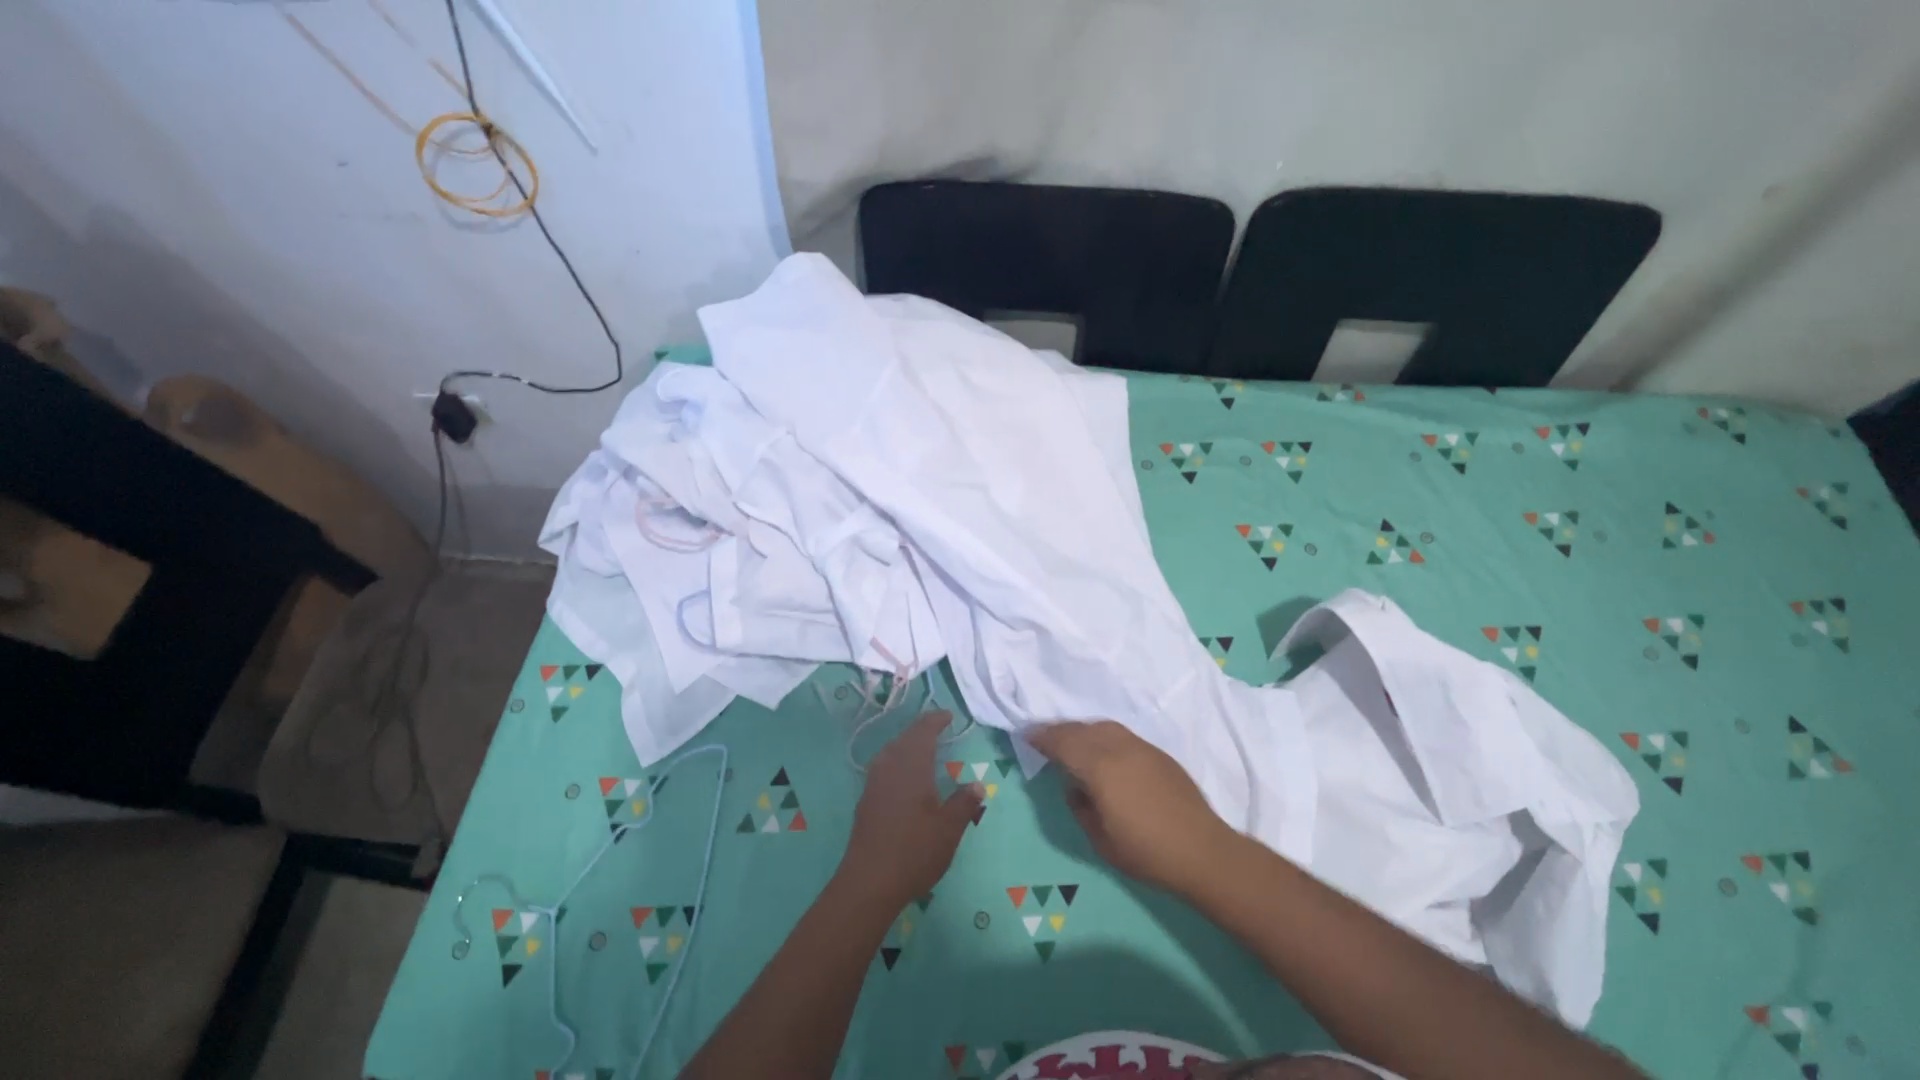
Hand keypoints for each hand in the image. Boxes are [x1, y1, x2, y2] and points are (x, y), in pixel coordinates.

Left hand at [836, 710, 982, 910]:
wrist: (869, 882)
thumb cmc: (914, 851)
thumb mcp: (949, 828)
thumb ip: (963, 803)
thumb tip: (975, 784)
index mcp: (912, 767)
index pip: (923, 732)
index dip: (935, 721)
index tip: (949, 716)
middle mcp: (889, 768)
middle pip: (904, 739)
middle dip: (921, 731)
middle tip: (938, 729)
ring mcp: (873, 785)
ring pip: (890, 753)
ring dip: (906, 746)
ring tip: (922, 749)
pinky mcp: (866, 802)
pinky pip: (883, 769)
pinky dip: (896, 763)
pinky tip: (904, 778)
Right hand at [1028, 720, 1242, 894]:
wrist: (1202, 851)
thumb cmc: (1145, 852)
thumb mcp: (1100, 839)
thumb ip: (1080, 808)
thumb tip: (1075, 788)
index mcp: (1101, 768)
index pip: (1064, 742)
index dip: (1043, 738)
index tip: (1027, 737)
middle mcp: (1120, 749)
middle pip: (1083, 729)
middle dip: (1060, 731)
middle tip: (1044, 739)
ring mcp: (1143, 748)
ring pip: (1105, 727)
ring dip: (1083, 731)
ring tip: (1073, 744)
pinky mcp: (1160, 755)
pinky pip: (1123, 735)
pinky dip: (1104, 737)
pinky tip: (1103, 753)